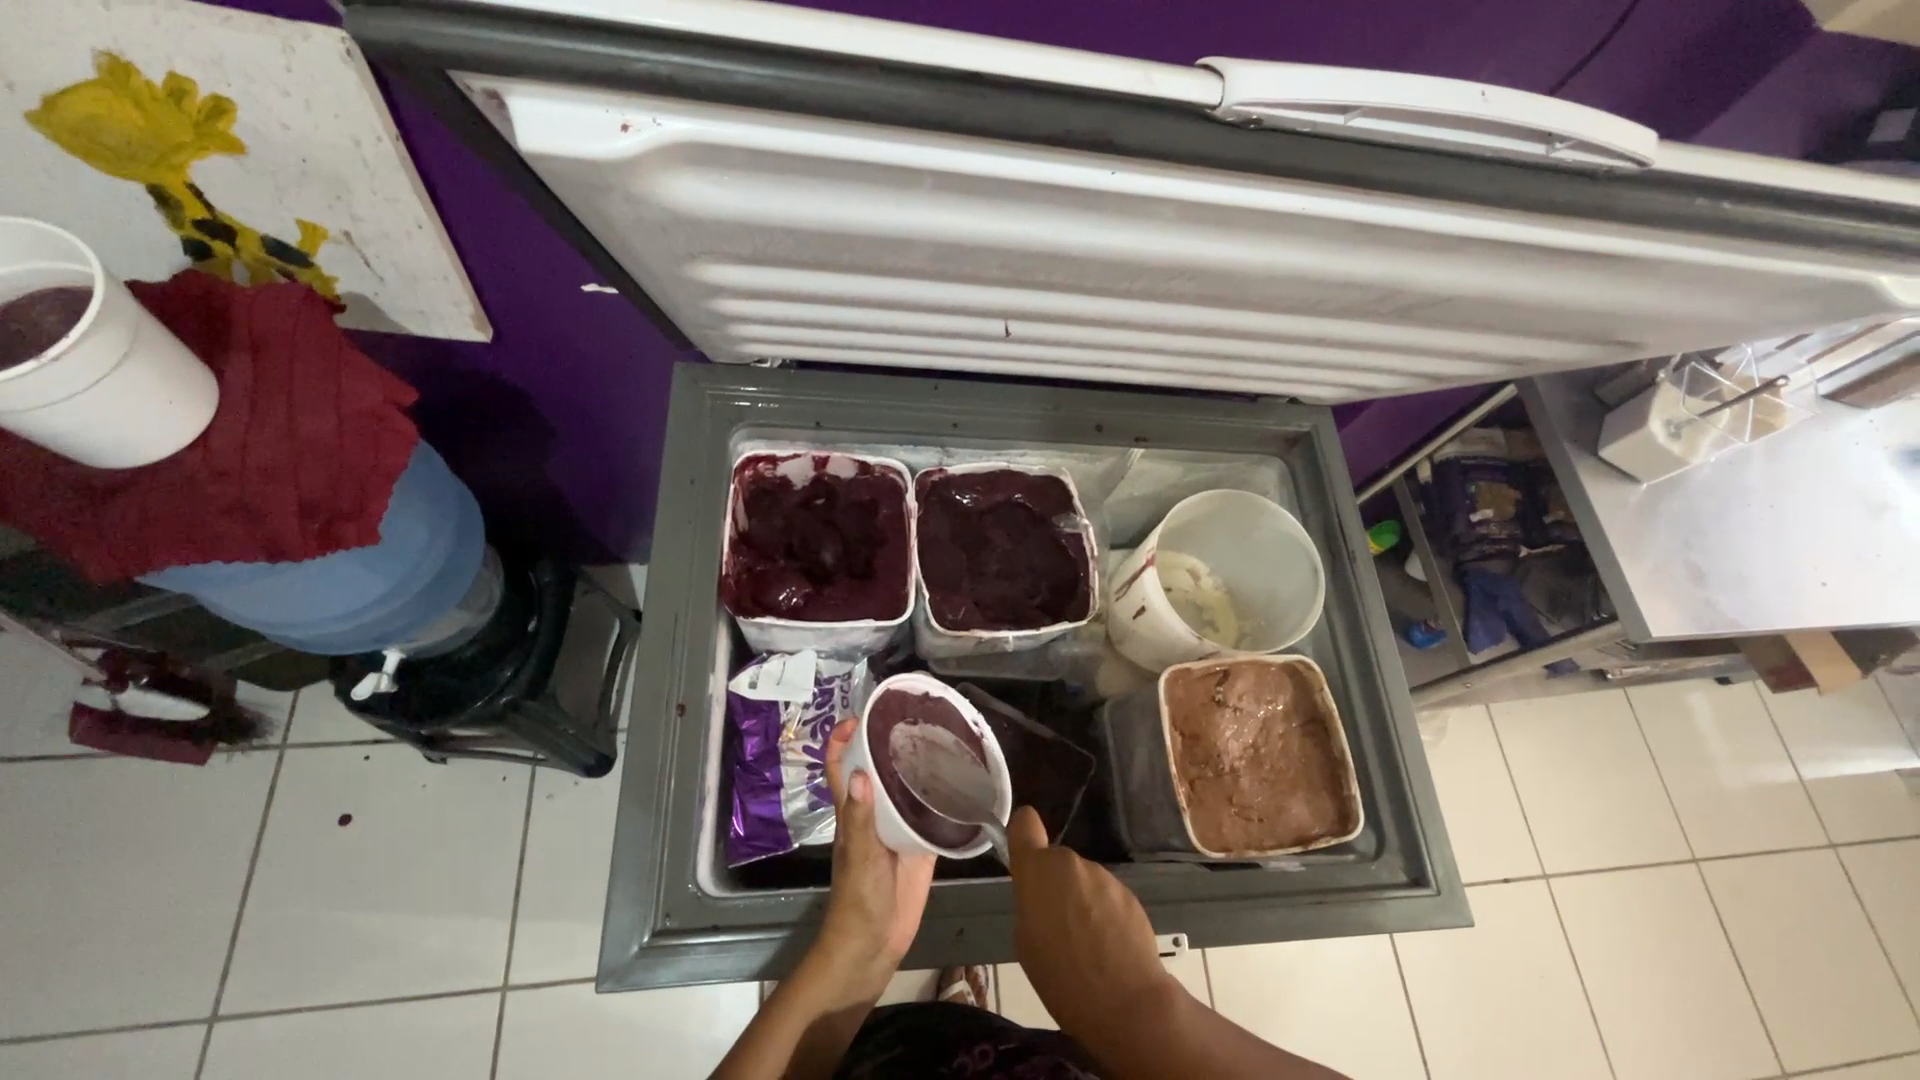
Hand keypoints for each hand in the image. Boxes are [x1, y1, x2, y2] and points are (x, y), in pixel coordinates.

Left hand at [813, 714, 935, 988]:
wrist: (874, 945)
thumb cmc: (858, 900)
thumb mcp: (859, 858)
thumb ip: (859, 819)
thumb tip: (861, 772)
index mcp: (853, 811)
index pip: (842, 766)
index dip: (844, 739)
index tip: (863, 715)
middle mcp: (876, 812)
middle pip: (880, 769)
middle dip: (891, 742)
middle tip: (919, 717)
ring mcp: (900, 829)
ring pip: (908, 788)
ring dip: (919, 765)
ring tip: (946, 738)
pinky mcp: (923, 846)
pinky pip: (933, 816)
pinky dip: (944, 798)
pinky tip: (964, 781)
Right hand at [1007, 806, 1176, 1037]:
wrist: (1123, 1000)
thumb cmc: (1060, 976)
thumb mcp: (1026, 942)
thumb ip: (1031, 906)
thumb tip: (1046, 900)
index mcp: (1037, 871)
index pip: (1025, 824)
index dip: (1024, 834)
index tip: (1025, 854)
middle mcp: (1070, 864)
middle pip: (1056, 864)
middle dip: (1056, 886)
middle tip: (1057, 926)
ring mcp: (1103, 876)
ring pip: (1084, 881)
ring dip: (1082, 901)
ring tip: (1087, 944)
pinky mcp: (1129, 894)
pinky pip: (1107, 897)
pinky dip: (1105, 914)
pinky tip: (1109, 947)